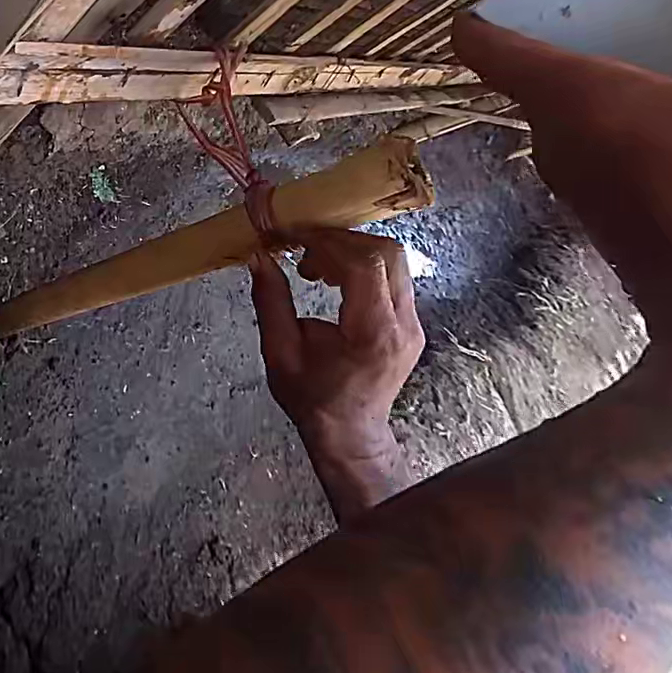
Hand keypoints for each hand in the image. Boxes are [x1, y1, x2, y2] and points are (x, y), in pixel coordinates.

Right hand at [247, 227, 423, 521]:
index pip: (364, 266)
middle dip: (340, 240)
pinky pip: (392, 274)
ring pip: (393, 258)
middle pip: (386, 253)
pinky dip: (360, 263)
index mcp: (372, 334)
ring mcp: (413, 322)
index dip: (328, 242)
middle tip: (303, 250)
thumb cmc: (312, 399)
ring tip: (315, 265)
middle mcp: (403, 324)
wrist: (350, 434)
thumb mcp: (280, 352)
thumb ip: (270, 300)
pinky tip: (332, 277)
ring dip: (351, 249)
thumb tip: (258, 257)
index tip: (295, 238)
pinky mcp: (410, 321)